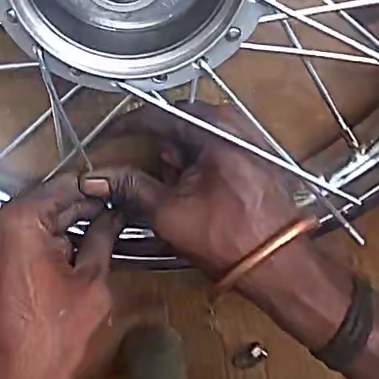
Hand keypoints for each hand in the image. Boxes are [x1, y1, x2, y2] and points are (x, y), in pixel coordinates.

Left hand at [0, 180, 121, 378]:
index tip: (119, 197)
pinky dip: (45, 244)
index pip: (64, 188)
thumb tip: (112, 218)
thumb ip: (102, 240)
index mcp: (19, 221)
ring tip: (99, 237)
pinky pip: (20, 240)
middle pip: (47, 203)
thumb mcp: (90, 286)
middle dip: (80, 211)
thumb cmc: (46, 343)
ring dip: (64, 229)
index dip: (95, 193)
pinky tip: (73, 259)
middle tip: (114, 218)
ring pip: (34, 222)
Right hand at [79, 104, 304, 278]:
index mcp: (213, 128)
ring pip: (192, 134)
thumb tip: (98, 178)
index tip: (108, 138)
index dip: (125, 126)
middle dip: (153, 145)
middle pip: (174, 121)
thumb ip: (130, 187)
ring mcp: (246, 136)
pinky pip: (211, 145)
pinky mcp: (252, 153)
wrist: (280, 266)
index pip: (157, 113)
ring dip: (174, 156)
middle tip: (138, 170)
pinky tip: (191, 189)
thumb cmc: (232, 240)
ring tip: (170, 188)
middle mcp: (232, 123)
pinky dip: (194, 162)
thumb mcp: (170, 213)